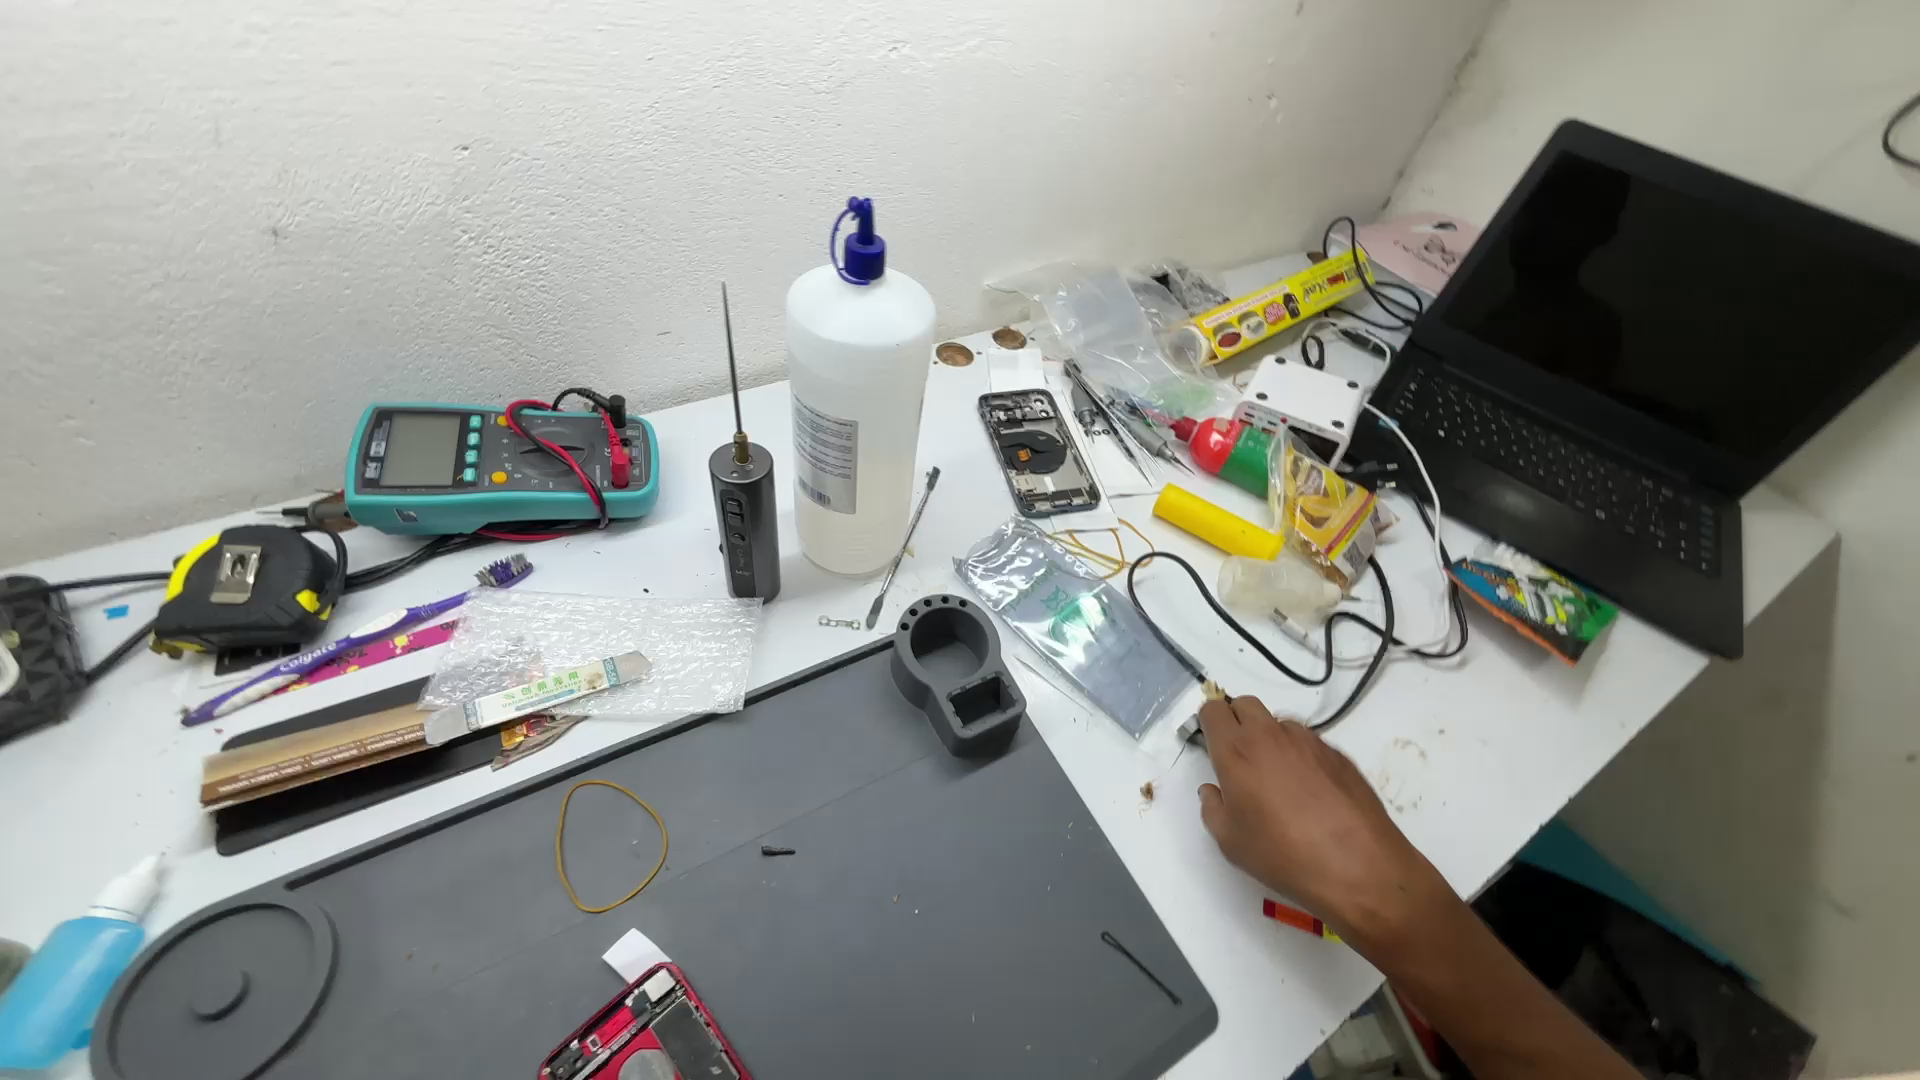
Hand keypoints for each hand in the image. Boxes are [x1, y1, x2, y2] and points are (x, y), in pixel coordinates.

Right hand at [1196, 696, 1449, 945]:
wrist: (1360, 868)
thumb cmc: (1283, 855)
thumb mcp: (1230, 841)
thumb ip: (1212, 807)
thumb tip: (1215, 791)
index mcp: (1236, 750)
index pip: (1213, 709)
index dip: (1208, 723)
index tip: (1211, 746)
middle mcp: (1271, 735)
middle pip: (1245, 704)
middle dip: (1237, 721)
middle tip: (1240, 759)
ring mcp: (1309, 742)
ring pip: (1279, 724)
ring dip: (1270, 740)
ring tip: (1280, 781)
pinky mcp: (1338, 755)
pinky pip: (1309, 744)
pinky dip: (1301, 757)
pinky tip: (1311, 794)